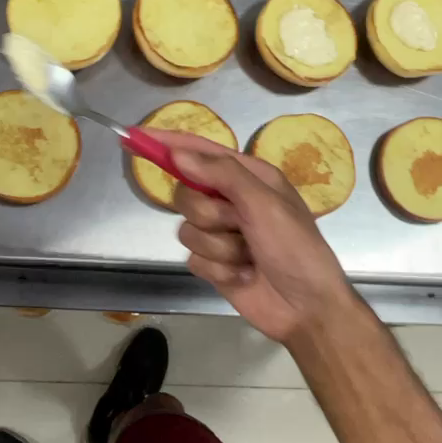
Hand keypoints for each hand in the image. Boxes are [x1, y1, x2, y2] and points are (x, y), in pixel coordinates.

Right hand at [156, 131, 362, 345]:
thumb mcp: (264, 203)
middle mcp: (231, 201)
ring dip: (220, 248)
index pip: (200, 152)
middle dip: (209, 215)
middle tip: (239, 225)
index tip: (135, 136)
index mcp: (248, 177)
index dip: (168, 143)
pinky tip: (244, 276)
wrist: (306, 306)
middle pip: (185, 195)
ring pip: (187, 230)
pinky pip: (193, 259)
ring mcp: (220, 234)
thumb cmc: (295, 247)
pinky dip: (219, 270)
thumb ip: (221, 174)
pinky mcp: (213, 264)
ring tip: (249, 257)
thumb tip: (179, 153)